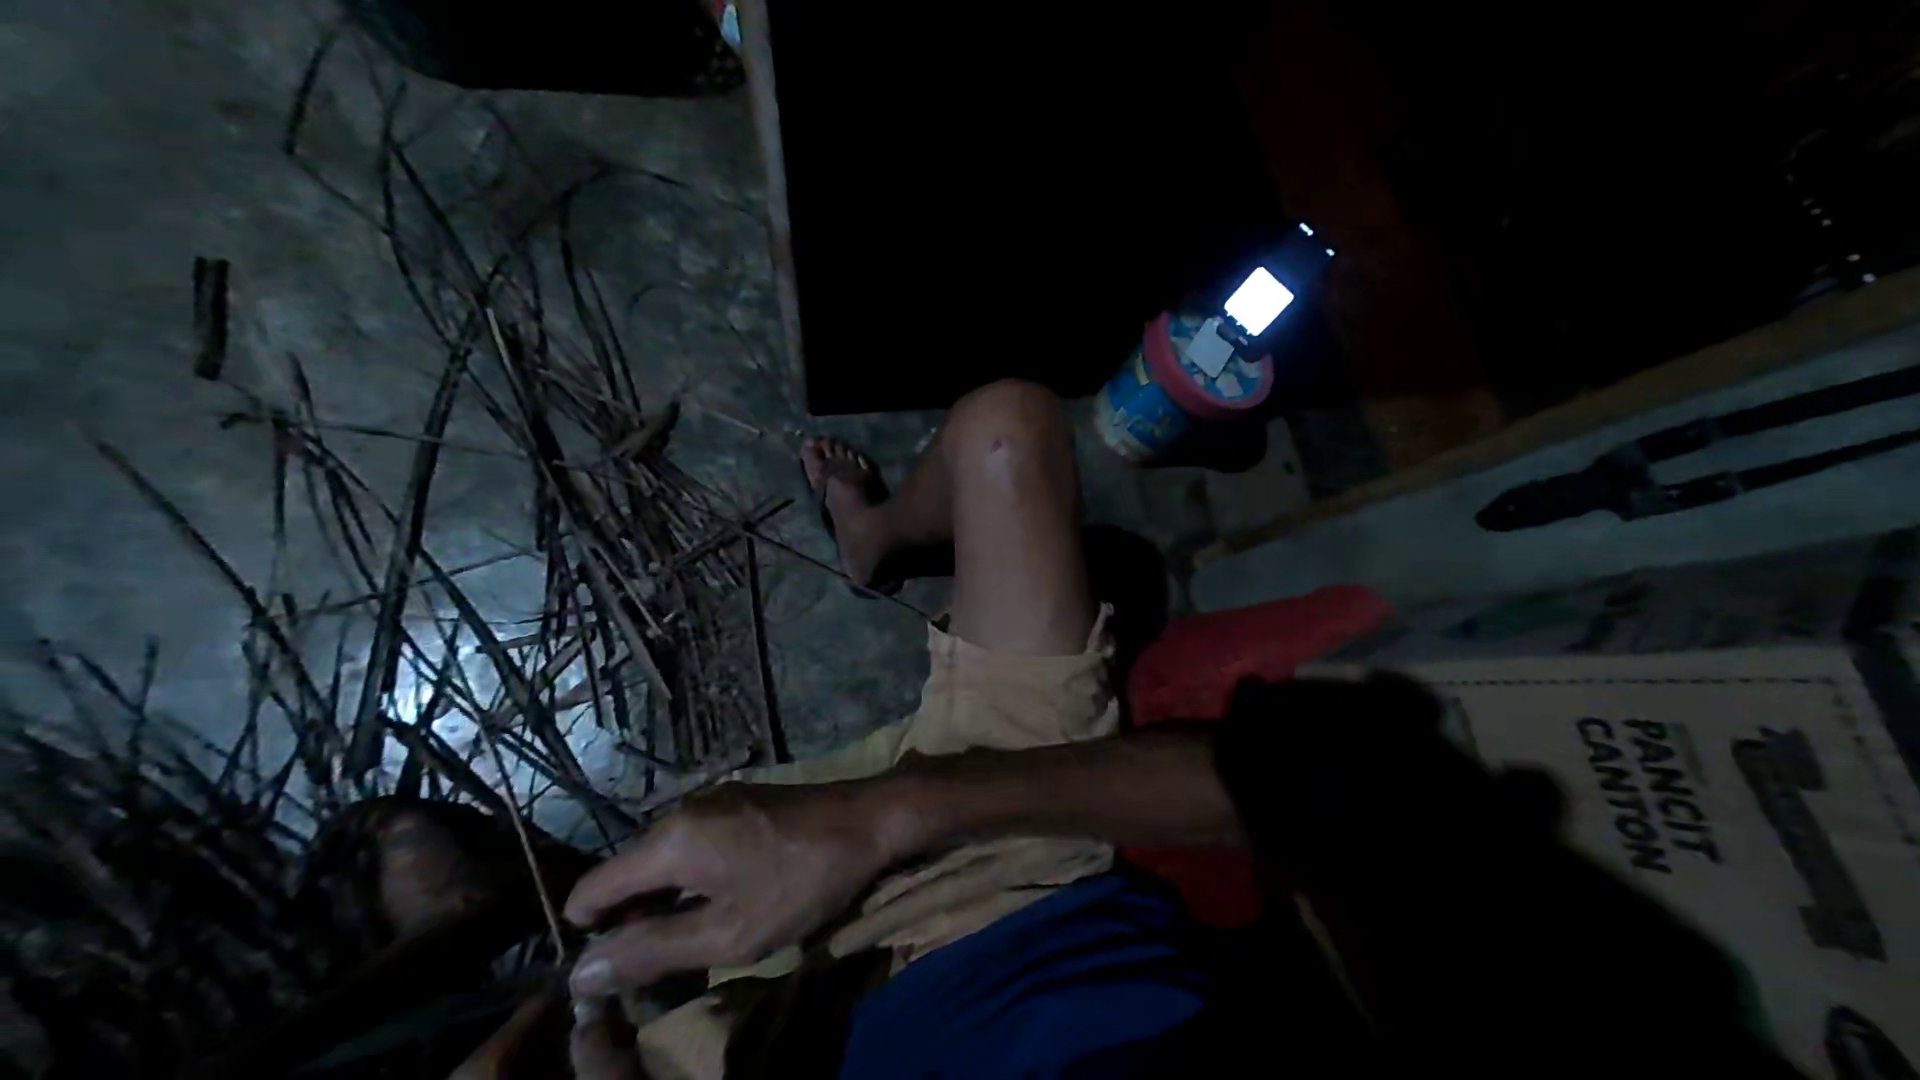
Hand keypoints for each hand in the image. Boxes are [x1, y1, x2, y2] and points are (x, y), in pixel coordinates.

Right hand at [563, 781, 912, 996]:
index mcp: (670, 841)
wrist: (867, 820)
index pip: (590, 889)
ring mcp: (713, 799)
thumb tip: (581, 970)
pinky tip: (727, 898)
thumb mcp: (727, 933)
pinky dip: (694, 874)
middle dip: (633, 921)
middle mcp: (681, 810)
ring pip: (662, 857)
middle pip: (627, 872)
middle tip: (666, 964)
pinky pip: (694, 841)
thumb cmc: (801, 881)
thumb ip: (652, 950)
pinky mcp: (739, 799)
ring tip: (700, 936)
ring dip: (668, 899)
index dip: (591, 935)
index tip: (619, 970)